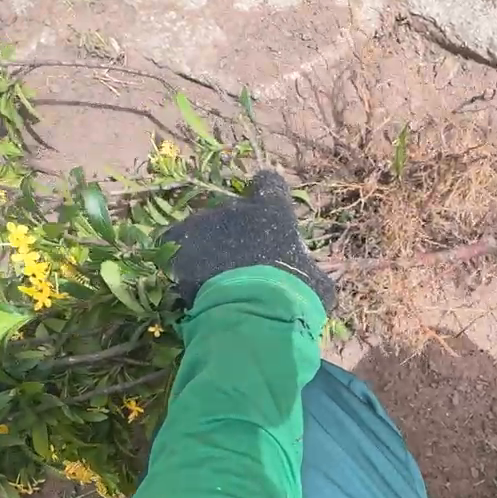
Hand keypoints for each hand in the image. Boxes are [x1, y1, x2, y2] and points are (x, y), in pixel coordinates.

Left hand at [160, 171, 335, 311]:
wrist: (250, 312)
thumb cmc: (293, 294)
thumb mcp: (317, 286)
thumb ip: (314, 276)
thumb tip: (318, 282)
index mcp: (273, 211)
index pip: (270, 186)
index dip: (268, 195)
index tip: (267, 210)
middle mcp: (235, 209)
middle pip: (233, 212)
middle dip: (236, 232)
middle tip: (242, 262)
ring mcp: (203, 225)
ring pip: (204, 230)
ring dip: (210, 247)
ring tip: (216, 277)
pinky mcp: (178, 247)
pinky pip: (180, 250)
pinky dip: (187, 264)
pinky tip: (198, 285)